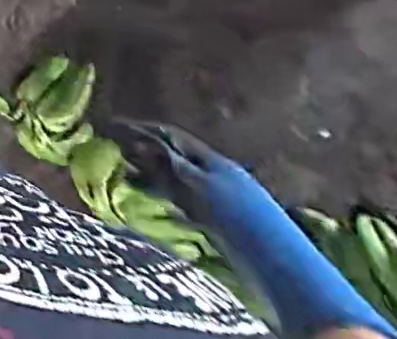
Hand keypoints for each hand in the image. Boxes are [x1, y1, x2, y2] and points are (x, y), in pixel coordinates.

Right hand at [114, 120, 396, 338]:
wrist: (285, 271)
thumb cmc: (242, 221)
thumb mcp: (201, 188)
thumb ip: (170, 165)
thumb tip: (135, 140)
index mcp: (214, 161)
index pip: (170, 134)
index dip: (140, 128)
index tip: (111, 124)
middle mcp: (218, 174)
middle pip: (175, 156)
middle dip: (144, 151)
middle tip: (114, 150)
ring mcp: (223, 200)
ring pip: (179, 179)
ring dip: (153, 175)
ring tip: (127, 176)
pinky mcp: (225, 225)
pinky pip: (187, 201)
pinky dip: (167, 197)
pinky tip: (156, 205)